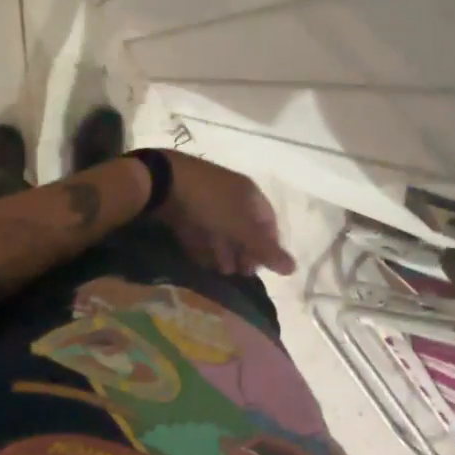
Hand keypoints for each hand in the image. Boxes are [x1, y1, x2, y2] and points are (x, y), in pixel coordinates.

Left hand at [154, 151, 296, 276]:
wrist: (161, 180)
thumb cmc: (209, 201)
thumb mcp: (240, 226)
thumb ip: (264, 248)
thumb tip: (293, 269)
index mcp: (248, 192)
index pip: (268, 221)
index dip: (269, 244)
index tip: (265, 267)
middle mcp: (229, 193)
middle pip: (243, 226)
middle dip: (244, 251)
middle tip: (241, 274)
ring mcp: (204, 198)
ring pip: (220, 228)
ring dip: (223, 251)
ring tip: (222, 273)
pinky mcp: (182, 206)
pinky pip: (198, 228)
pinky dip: (201, 245)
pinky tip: (200, 262)